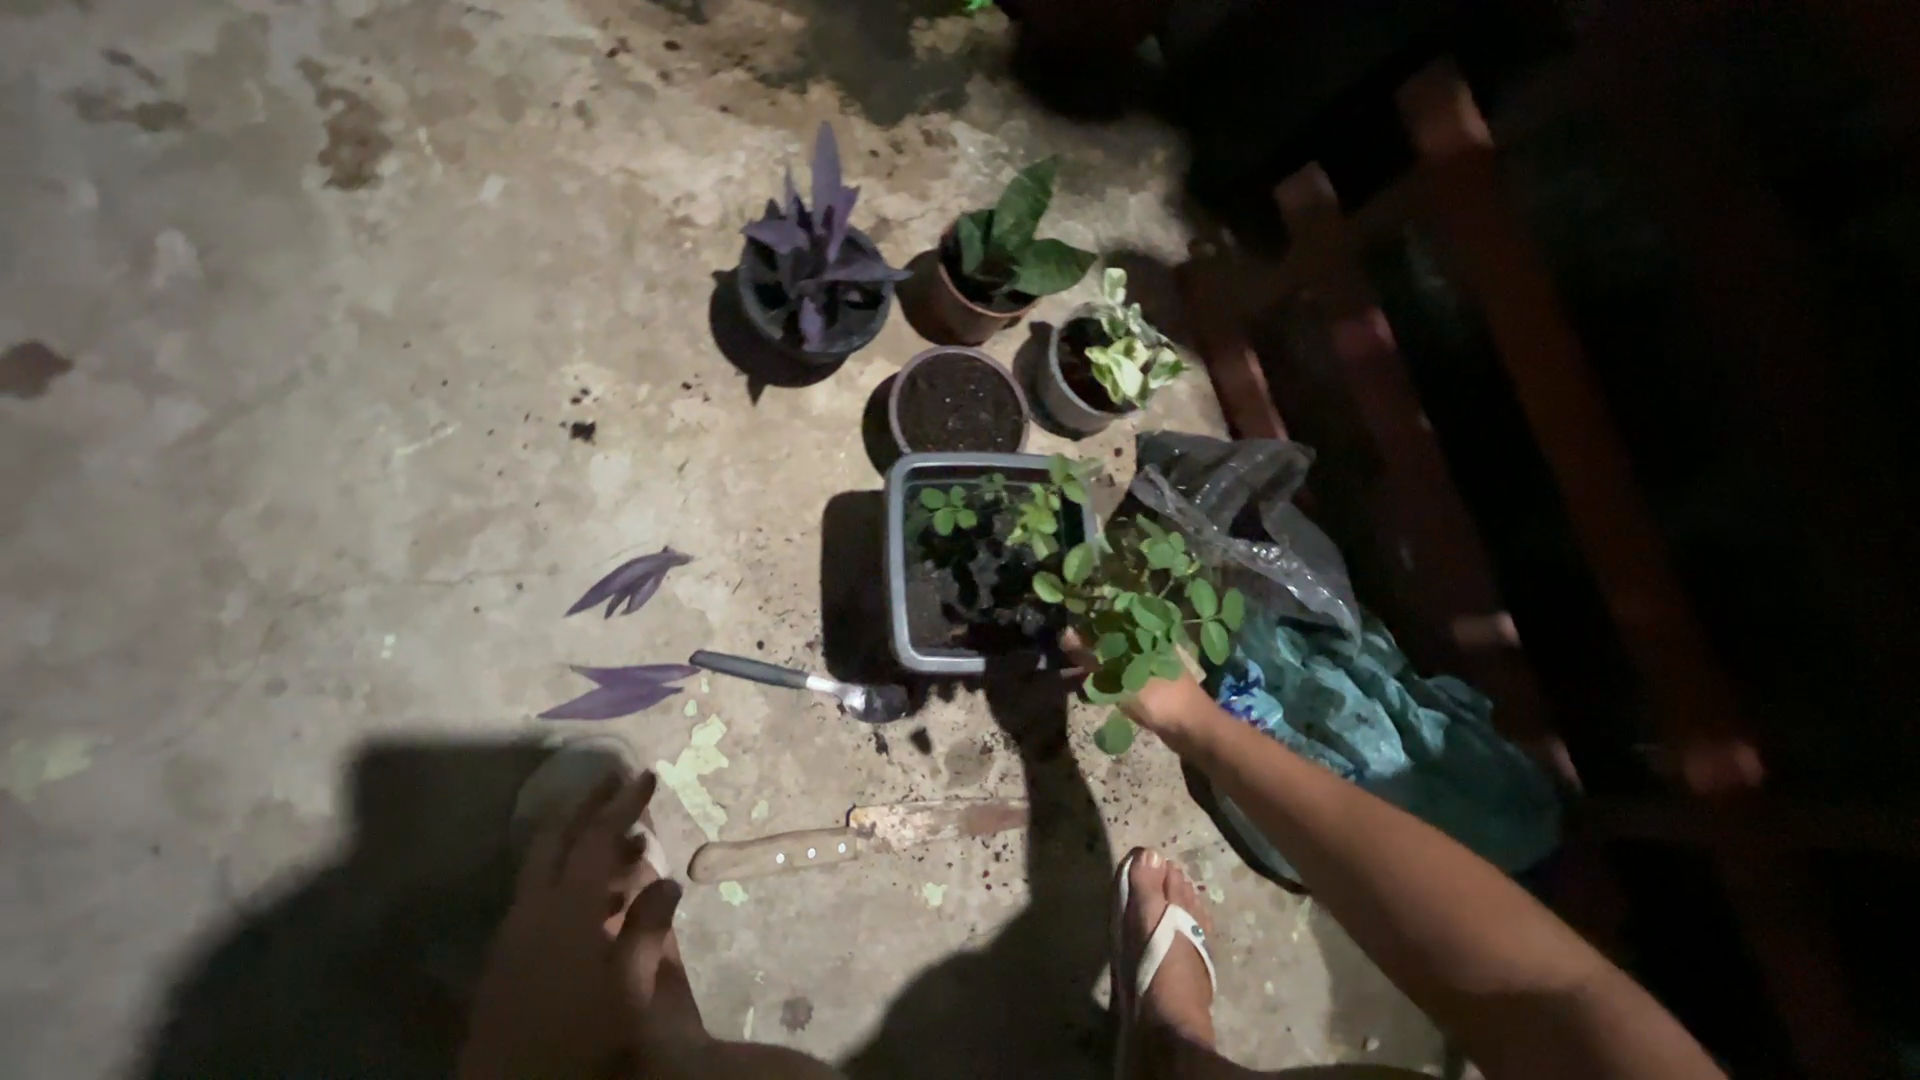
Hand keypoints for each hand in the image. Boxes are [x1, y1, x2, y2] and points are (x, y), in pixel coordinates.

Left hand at [456, 772, 680, 1078]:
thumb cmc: (579, 1039)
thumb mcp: (630, 988)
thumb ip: (649, 929)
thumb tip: (668, 883)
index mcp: (567, 909)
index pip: (597, 838)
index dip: (624, 803)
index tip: (647, 775)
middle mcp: (533, 908)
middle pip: (557, 837)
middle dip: (588, 803)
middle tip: (617, 779)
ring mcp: (515, 930)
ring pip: (546, 865)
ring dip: (582, 843)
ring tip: (629, 841)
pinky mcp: (508, 953)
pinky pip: (540, 893)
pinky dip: (570, 875)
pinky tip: (601, 896)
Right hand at [1062, 630, 1218, 743]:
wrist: (1194, 732)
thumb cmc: (1161, 699)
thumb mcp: (1122, 677)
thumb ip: (1093, 657)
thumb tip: (1065, 634)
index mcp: (1146, 637)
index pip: (1113, 620)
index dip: (1089, 622)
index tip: (1067, 626)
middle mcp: (1148, 647)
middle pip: (1112, 641)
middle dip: (1088, 647)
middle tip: (1063, 653)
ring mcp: (1150, 668)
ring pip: (1115, 661)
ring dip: (1094, 666)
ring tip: (1070, 673)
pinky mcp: (1149, 688)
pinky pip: (1121, 678)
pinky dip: (1105, 681)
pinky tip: (1089, 688)